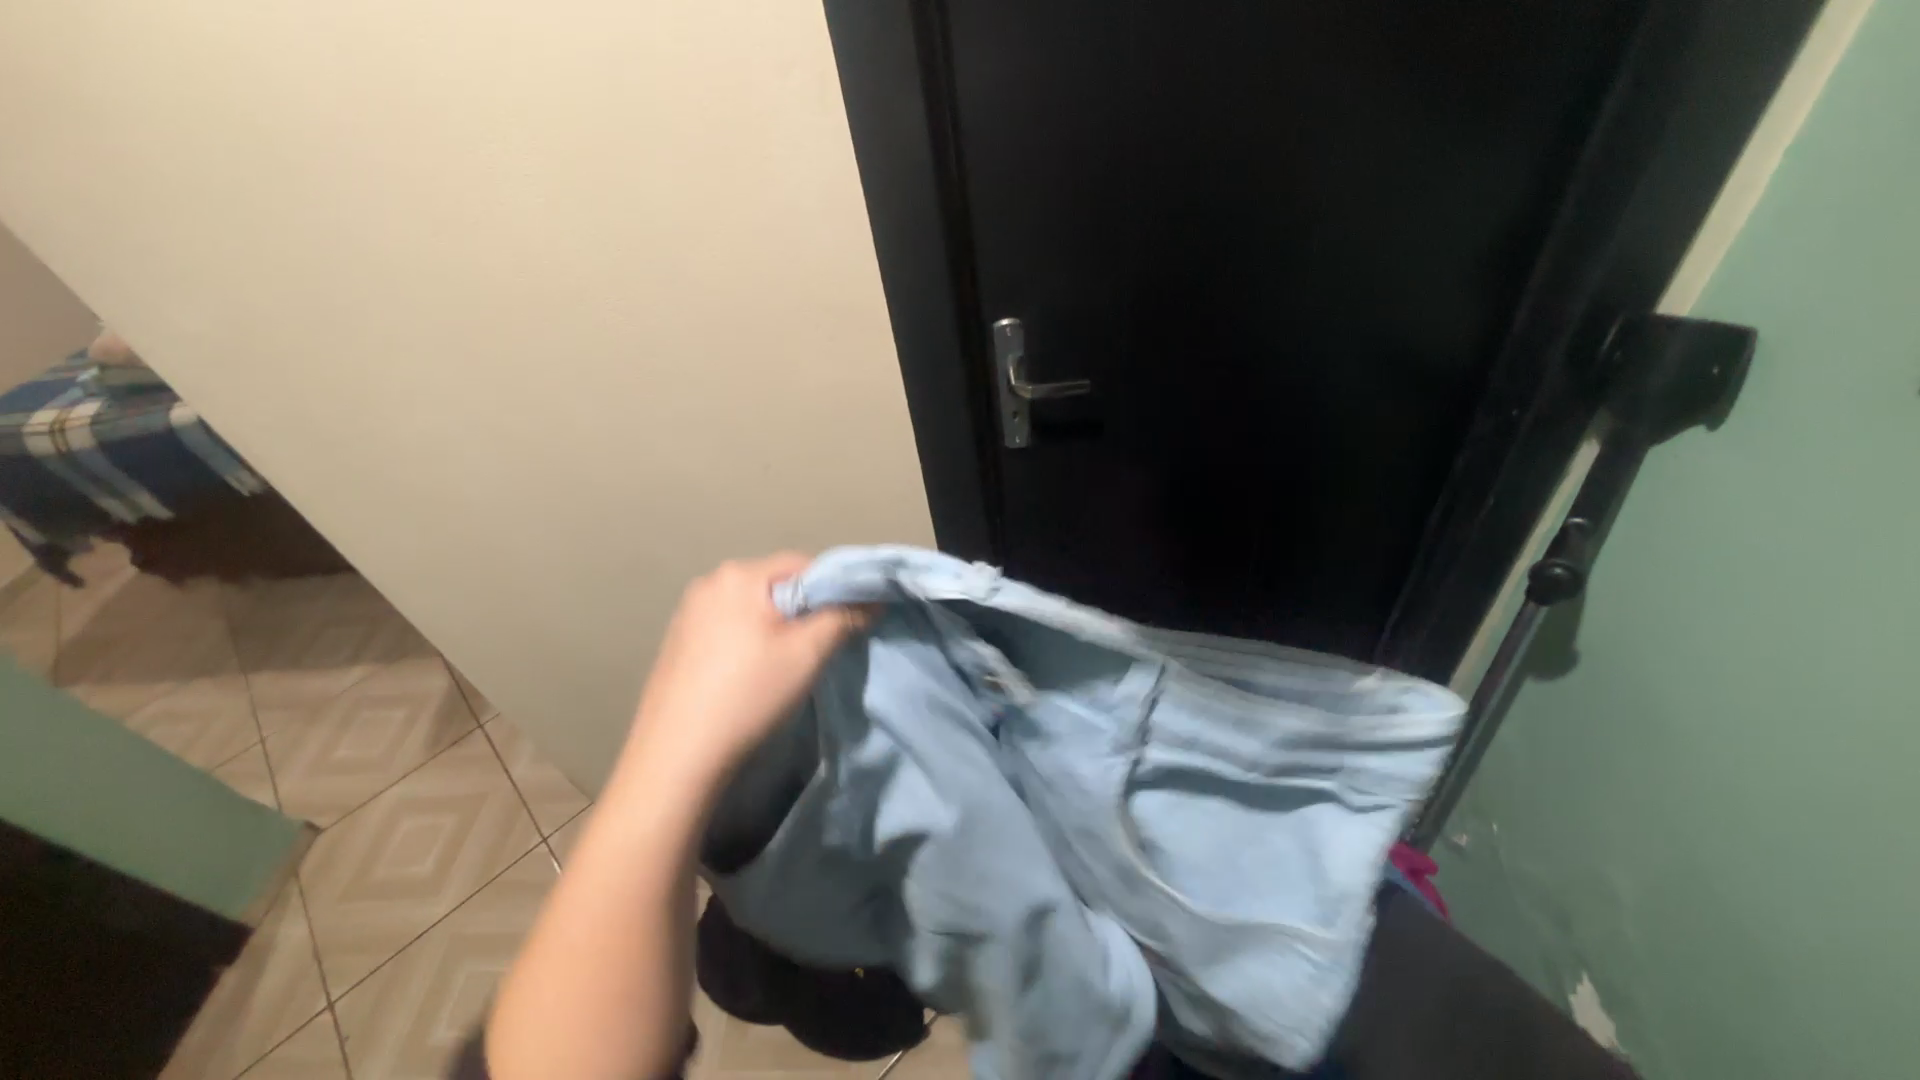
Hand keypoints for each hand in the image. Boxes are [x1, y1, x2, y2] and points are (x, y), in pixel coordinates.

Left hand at [623, 553, 866, 786]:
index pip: (804, 565)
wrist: (677, 756)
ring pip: (752, 609)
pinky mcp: (677, 642)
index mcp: (739, 575)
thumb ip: (844, 617)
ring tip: (784, 669)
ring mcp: (687, 613)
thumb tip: (874, 599)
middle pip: (776, 585)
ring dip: (775, 629)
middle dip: (803, 611)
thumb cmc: (749, 695)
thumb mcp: (808, 654)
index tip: (847, 624)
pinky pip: (728, 628)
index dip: (834, 590)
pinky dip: (748, 643)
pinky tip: (749, 677)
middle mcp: (708, 583)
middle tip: (817, 651)